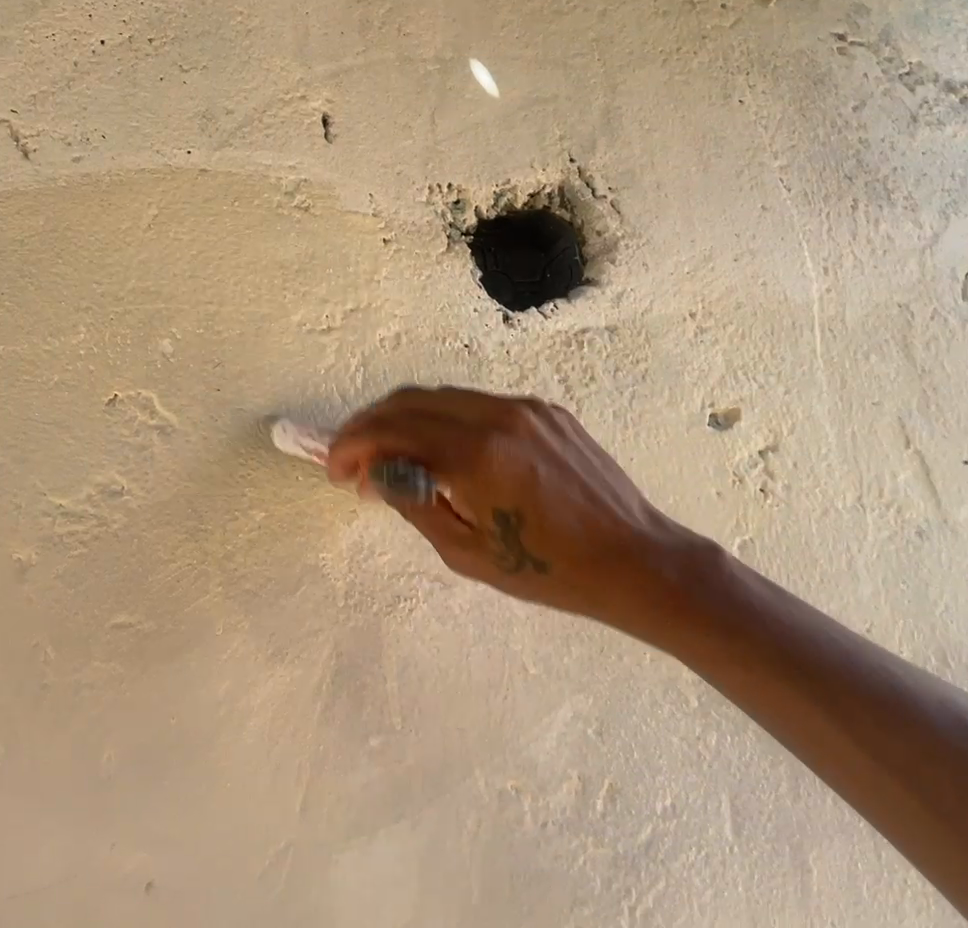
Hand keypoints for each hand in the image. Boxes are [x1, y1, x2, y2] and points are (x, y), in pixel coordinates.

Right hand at [326, 387, 715, 630]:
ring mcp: (524, 408)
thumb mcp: (465, 551)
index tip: (333, 469)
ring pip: (441, 396)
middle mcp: (496, 416)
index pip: (391, 430)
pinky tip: (440, 451)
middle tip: (351, 459)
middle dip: (369, 425)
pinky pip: (476, 404)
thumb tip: (377, 472)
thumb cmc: (547, 571)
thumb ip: (413, 502)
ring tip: (389, 455)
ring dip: (404, 419)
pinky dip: (443, 420)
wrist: (634, 560)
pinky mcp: (544, 411)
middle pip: (408, 400)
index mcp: (475, 454)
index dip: (351, 445)